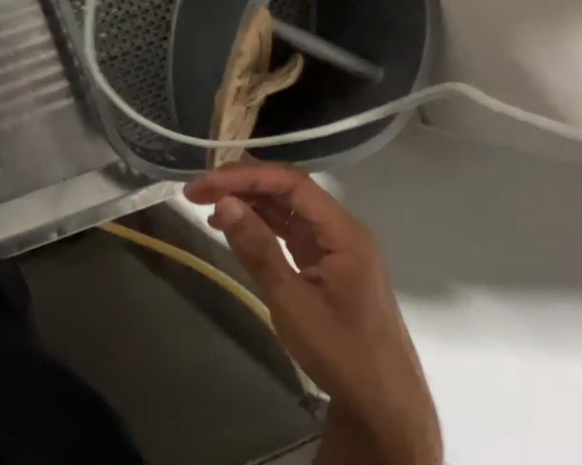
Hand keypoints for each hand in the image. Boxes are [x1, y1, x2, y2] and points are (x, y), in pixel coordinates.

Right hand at [185, 162, 440, 464]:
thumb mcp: (292, 302)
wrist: (384, 405)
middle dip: (243, 184)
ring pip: (287, 209)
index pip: (291, 184)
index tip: (204, 184)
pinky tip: (233, 228)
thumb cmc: (342, 352)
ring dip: (248, 203)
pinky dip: (260, 225)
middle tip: (197, 190)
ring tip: (206, 205)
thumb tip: (224, 202)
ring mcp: (335, 248)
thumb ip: (258, 250)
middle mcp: (342, 231)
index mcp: (344, 233)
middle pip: (289, 190)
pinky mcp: (327, 265)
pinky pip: (290, 231)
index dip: (245, 176)